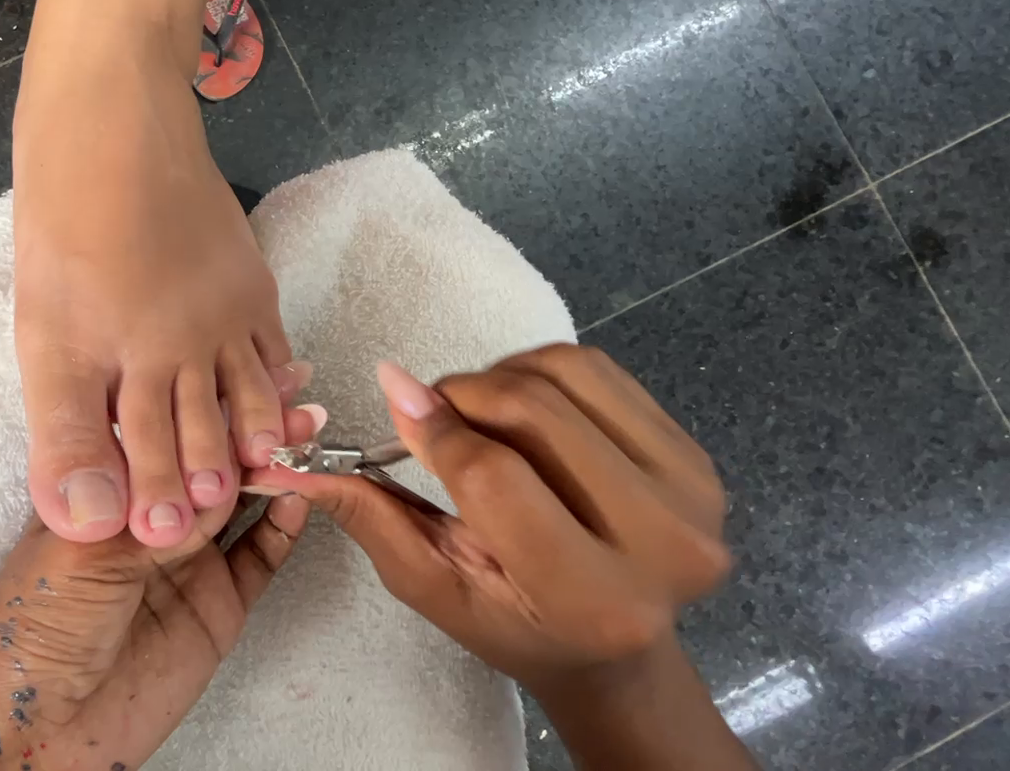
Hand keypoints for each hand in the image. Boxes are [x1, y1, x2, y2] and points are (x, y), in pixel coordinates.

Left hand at [0, 404, 323, 770]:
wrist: (44, 729)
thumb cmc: (38, 624)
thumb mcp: (89, 553)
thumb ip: (154, 512)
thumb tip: (210, 469)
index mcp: (113, 491)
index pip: (168, 435)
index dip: (207, 407)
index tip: (246, 374)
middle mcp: (154, 516)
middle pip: (212, 463)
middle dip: (253, 429)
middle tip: (297, 398)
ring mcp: (188, 559)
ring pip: (242, 504)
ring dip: (276, 470)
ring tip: (309, 434)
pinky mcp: (216, 605)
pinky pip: (259, 560)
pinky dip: (283, 529)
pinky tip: (302, 500)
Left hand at [13, 0, 294, 549]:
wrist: (115, 122)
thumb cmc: (65, 225)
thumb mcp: (46, 334)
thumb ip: (69, 429)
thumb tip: (90, 524)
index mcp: (146, 368)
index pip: (156, 453)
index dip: (158, 498)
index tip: (164, 539)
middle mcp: (201, 347)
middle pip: (208, 425)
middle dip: (207, 473)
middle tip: (214, 515)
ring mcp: (232, 306)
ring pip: (248, 388)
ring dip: (253, 430)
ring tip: (262, 463)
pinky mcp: (246, 269)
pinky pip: (270, 338)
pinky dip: (277, 370)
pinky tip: (285, 380)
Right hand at [252, 344, 729, 695]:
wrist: (618, 641)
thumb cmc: (512, 622)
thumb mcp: (428, 584)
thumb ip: (369, 517)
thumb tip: (309, 455)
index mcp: (588, 594)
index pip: (492, 475)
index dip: (431, 425)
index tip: (391, 394)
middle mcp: (662, 543)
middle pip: (532, 409)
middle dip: (462, 394)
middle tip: (434, 411)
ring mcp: (693, 495)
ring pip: (564, 373)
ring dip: (500, 376)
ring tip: (481, 415)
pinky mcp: (700, 456)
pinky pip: (597, 369)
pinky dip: (540, 369)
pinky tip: (526, 410)